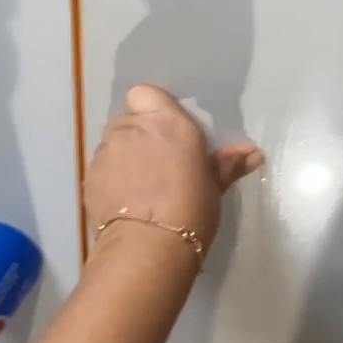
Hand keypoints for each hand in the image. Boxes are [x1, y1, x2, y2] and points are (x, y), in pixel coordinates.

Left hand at [85, 86, 262, 258]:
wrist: (147, 248)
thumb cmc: (190, 209)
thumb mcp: (214, 186)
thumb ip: (227, 164)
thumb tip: (254, 154)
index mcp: (168, 122)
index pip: (144, 94)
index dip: (150, 109)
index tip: (162, 131)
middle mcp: (133, 128)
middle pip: (127, 121)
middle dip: (136, 136)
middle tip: (154, 162)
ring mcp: (107, 152)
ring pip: (111, 144)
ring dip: (121, 157)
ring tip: (137, 186)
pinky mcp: (89, 178)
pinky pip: (99, 169)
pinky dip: (109, 179)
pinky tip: (123, 202)